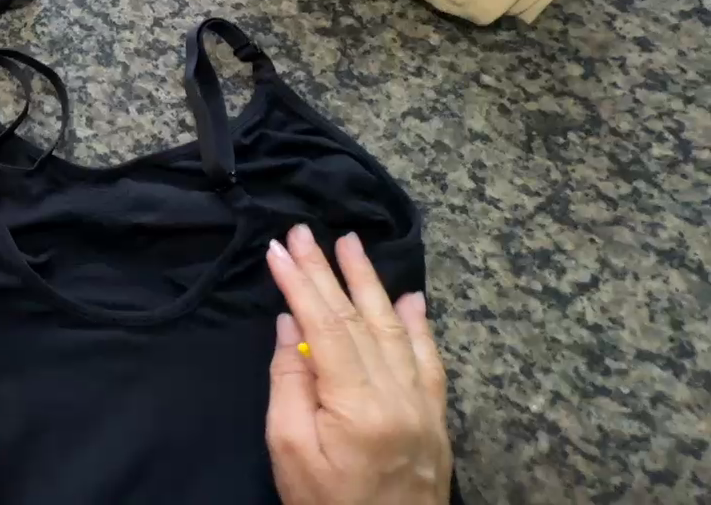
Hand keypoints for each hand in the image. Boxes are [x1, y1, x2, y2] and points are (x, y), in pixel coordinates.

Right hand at [265, 224, 452, 504]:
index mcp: (361, 406)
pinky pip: (430, 363)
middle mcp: (401, 400)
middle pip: (359, 320)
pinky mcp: (435, 421)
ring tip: (352, 245)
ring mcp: (424, 409)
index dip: (298, 283)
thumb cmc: (323, 499)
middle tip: (303, 232)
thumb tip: (290, 325)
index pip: (326, 326)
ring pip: (396, 332)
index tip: (275, 248)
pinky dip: (420, 326)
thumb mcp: (288, 443)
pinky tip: (411, 298)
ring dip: (370, 284)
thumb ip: (290, 380)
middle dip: (328, 271)